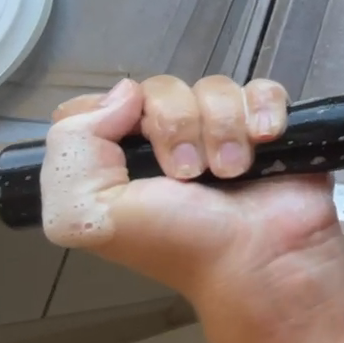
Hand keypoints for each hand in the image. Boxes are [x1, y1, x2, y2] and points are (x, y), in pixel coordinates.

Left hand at [40, 76, 343, 322]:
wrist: (260, 255)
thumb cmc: (177, 243)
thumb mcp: (87, 215)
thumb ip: (72, 149)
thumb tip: (125, 92)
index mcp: (120, 156)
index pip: (104, 100)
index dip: (118, 113)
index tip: (137, 149)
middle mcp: (170, 137)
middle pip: (163, 88)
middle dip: (180, 127)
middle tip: (191, 173)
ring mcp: (224, 129)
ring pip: (216, 87)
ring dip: (226, 129)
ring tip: (234, 170)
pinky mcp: (271, 124)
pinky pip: (265, 89)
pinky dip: (265, 109)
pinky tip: (266, 138)